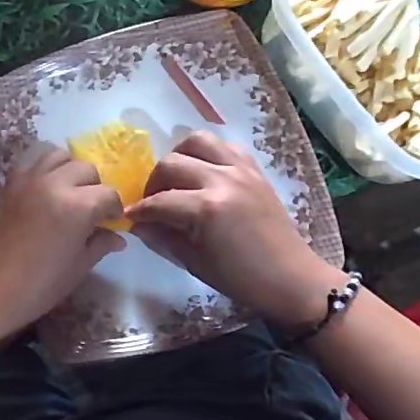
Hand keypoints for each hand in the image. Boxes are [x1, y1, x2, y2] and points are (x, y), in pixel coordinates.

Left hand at [0, 145, 125, 337]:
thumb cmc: (43, 284)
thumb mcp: (80, 265)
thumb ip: (101, 243)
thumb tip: (118, 237)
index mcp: (79, 206)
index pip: (108, 194)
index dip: (114, 209)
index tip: (111, 221)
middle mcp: (55, 184)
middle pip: (86, 169)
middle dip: (94, 187)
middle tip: (91, 209)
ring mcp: (30, 180)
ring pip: (59, 155)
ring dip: (69, 169)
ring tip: (69, 191)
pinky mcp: (11, 184)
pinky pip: (32, 161)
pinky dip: (44, 167)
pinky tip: (47, 187)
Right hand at [127, 132, 342, 327]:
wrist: (291, 278)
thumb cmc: (241, 278)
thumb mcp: (194, 261)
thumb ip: (163, 236)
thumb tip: (138, 222)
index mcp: (206, 209)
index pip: (159, 201)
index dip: (139, 210)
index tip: (128, 217)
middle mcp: (222, 180)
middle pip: (172, 164)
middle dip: (154, 183)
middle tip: (152, 202)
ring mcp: (241, 170)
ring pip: (198, 141)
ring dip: (179, 156)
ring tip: (176, 178)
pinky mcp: (254, 169)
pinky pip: (225, 146)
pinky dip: (209, 154)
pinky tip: (204, 173)